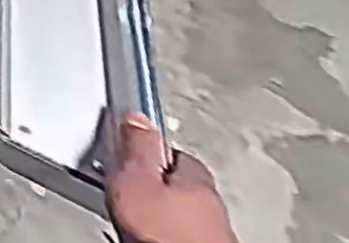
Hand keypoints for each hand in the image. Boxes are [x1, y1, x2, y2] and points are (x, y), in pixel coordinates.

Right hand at [106, 113, 238, 242]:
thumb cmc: (161, 233)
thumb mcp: (135, 178)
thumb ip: (137, 146)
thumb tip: (139, 118)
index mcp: (200, 184)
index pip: (177, 153)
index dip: (152, 149)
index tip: (132, 147)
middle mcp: (215, 211)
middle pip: (184, 185)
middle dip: (161, 183)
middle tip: (133, 182)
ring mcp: (215, 238)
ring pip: (187, 213)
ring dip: (166, 210)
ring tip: (138, 214)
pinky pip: (185, 234)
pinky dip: (169, 232)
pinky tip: (151, 234)